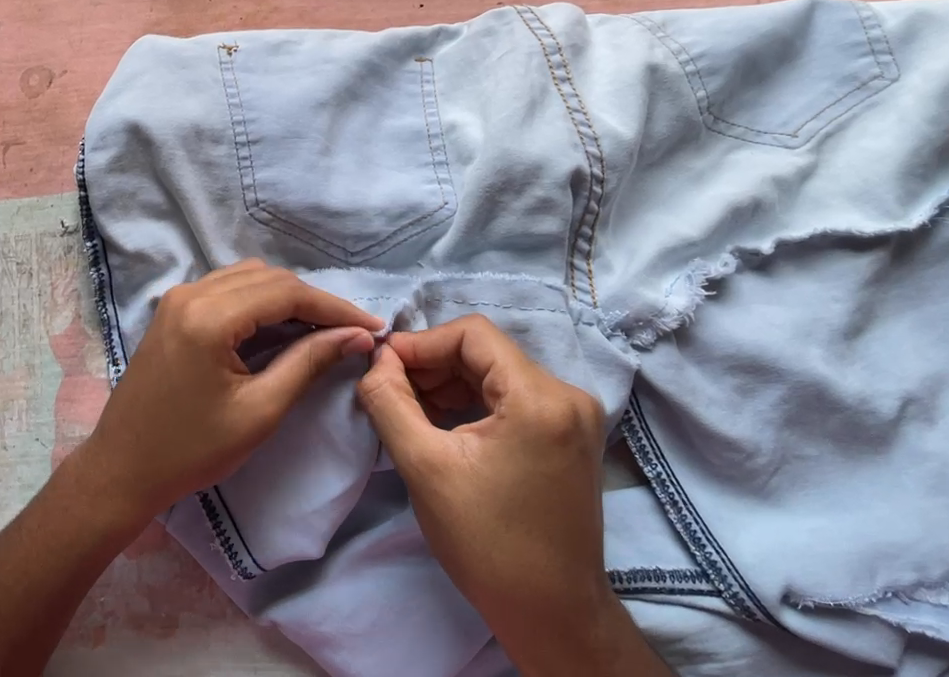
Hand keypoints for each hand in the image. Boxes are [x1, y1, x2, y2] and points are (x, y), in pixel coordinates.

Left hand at [69, 261, 383, 524]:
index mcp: (208, 317)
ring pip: (247, 278)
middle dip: (313, 301)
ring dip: (287, 298)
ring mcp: (177, 298)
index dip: (334, 308)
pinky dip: (259, 301)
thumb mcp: (259, 411)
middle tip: (352, 333)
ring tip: (323, 330)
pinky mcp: (173, 310)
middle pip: (268, 278)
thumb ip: (308, 363)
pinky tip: (282, 326)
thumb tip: (356, 337)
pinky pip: (226, 289)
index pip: (286, 293)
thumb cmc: (192, 450)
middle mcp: (190, 294)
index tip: (374, 328)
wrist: (124, 467)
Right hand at [357, 316, 653, 676]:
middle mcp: (567, 396)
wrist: (551, 613)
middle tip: (388, 390)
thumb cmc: (485, 541)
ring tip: (408, 408)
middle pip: (483, 351)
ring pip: (494, 372)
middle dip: (430, 364)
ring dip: (447, 383)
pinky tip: (438, 422)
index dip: (420, 343)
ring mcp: (573, 416)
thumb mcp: (423, 465)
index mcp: (540, 398)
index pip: (471, 334)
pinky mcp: (567, 435)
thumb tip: (375, 360)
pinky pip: (509, 396)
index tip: (383, 368)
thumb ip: (389, 400)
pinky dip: (470, 401)